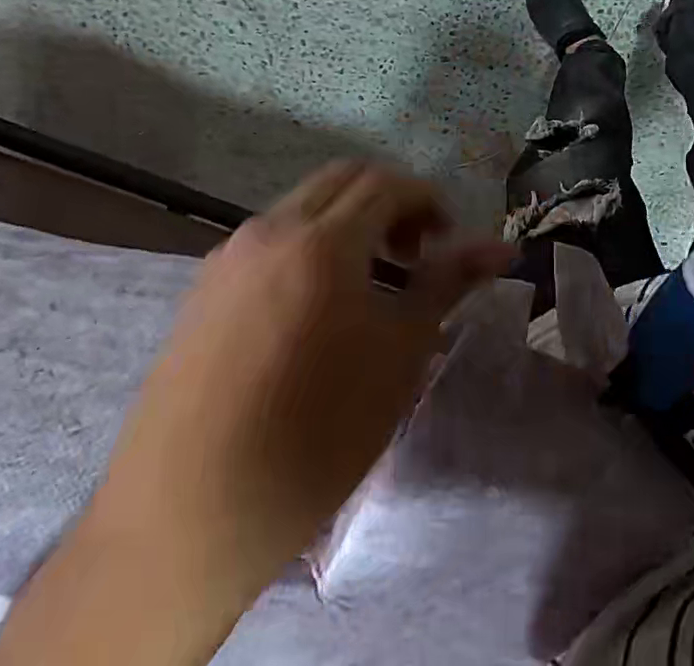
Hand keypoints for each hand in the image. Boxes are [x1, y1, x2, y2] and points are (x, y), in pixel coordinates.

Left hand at [0, 161, 513, 665]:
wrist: (192, 512)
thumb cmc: (318, 431)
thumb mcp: (400, 352)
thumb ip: (447, 283)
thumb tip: (501, 247)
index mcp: (321, 241)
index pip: (387, 183)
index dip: (429, 201)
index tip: (448, 245)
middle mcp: (268, 231)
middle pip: (342, 181)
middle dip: (390, 203)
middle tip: (414, 258)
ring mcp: (226, 259)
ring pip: (302, 209)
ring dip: (348, 225)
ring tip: (370, 290)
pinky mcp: (201, 292)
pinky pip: (269, 243)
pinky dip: (309, 249)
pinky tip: (318, 314)